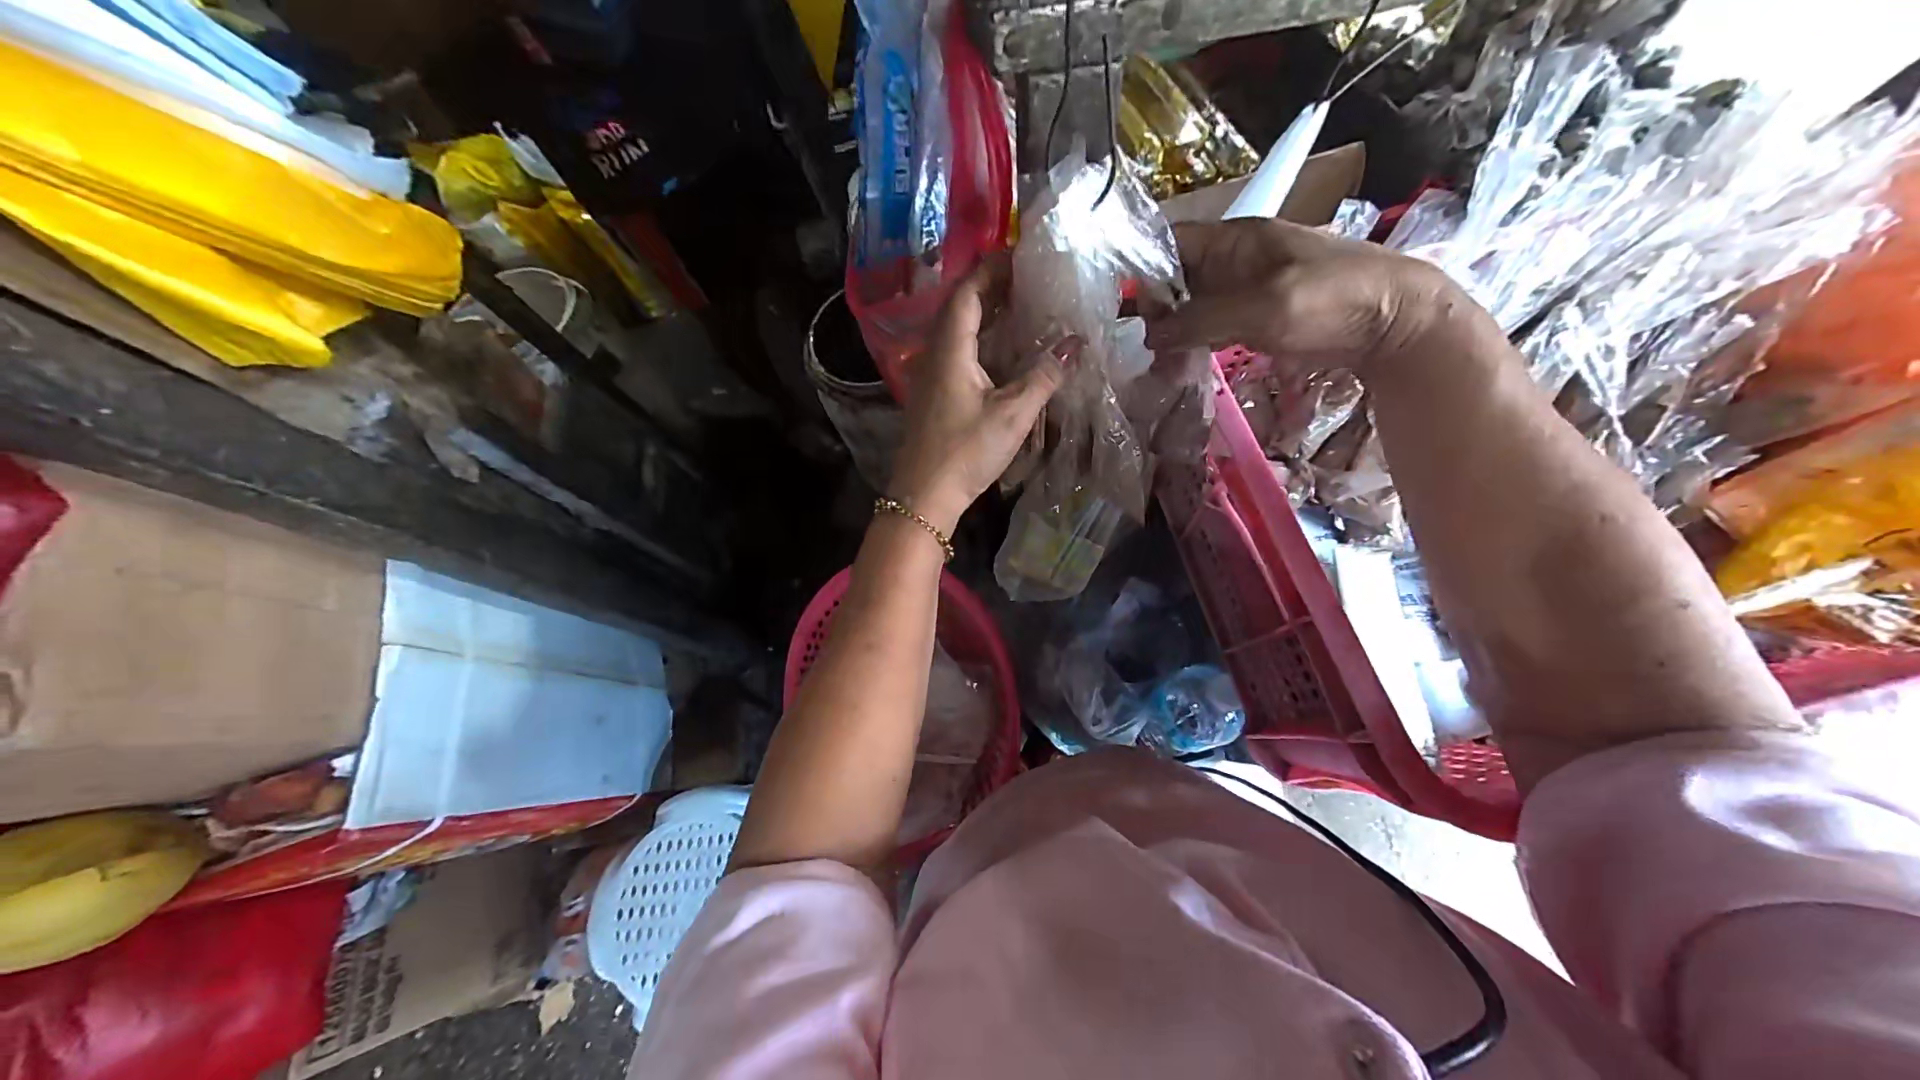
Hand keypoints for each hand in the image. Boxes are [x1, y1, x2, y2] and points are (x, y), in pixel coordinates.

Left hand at [888, 263, 1066, 533]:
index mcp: (950, 350)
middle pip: (958, 307)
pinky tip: (1001, 349)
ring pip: (956, 331)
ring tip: (1019, 305)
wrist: (924, 495)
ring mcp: (929, 375)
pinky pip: (955, 351)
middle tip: (1025, 277)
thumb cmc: (966, 452)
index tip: (1019, 255)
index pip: (967, 293)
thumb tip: (1076, 343)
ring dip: (984, 313)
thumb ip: (1044, 376)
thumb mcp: (1013, 414)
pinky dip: (979, 339)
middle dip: (989, 287)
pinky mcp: (932, 394)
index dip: (991, 269)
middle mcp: (934, 355)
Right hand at [1144, 219, 1468, 377]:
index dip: (1140, 268)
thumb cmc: (1332, 299)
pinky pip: (1210, 326)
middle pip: (1173, 278)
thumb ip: (1202, 319)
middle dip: (1152, 310)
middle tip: (1140, 347)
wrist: (1397, 322)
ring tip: (1157, 366)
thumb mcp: (1263, 307)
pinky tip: (1180, 367)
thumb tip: (1150, 336)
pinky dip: (1192, 345)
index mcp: (1234, 240)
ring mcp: (1244, 290)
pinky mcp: (1255, 317)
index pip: (1168, 242)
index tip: (1123, 306)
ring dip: (1170, 334)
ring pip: (1189, 307)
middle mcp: (1233, 260)